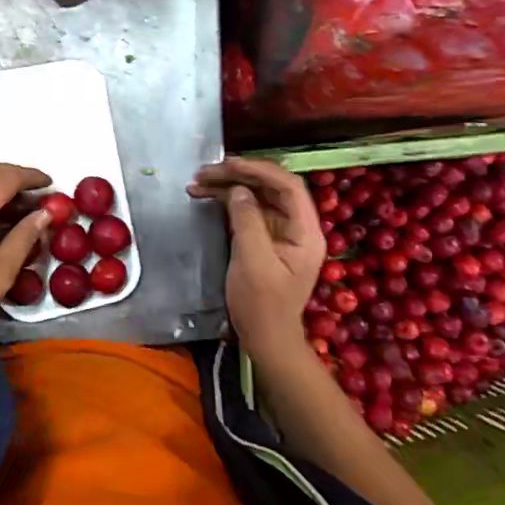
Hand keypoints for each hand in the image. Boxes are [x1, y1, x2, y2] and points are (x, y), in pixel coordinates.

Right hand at [188, 157, 324, 342]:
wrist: (265, 340)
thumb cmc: (262, 305)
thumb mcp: (253, 262)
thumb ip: (247, 221)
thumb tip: (239, 190)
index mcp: (306, 232)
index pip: (288, 186)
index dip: (259, 170)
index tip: (228, 165)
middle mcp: (298, 227)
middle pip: (272, 188)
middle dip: (239, 175)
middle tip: (205, 172)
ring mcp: (282, 233)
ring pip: (258, 197)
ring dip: (229, 187)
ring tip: (198, 182)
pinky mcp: (265, 241)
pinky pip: (249, 213)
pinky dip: (228, 203)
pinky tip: (206, 197)